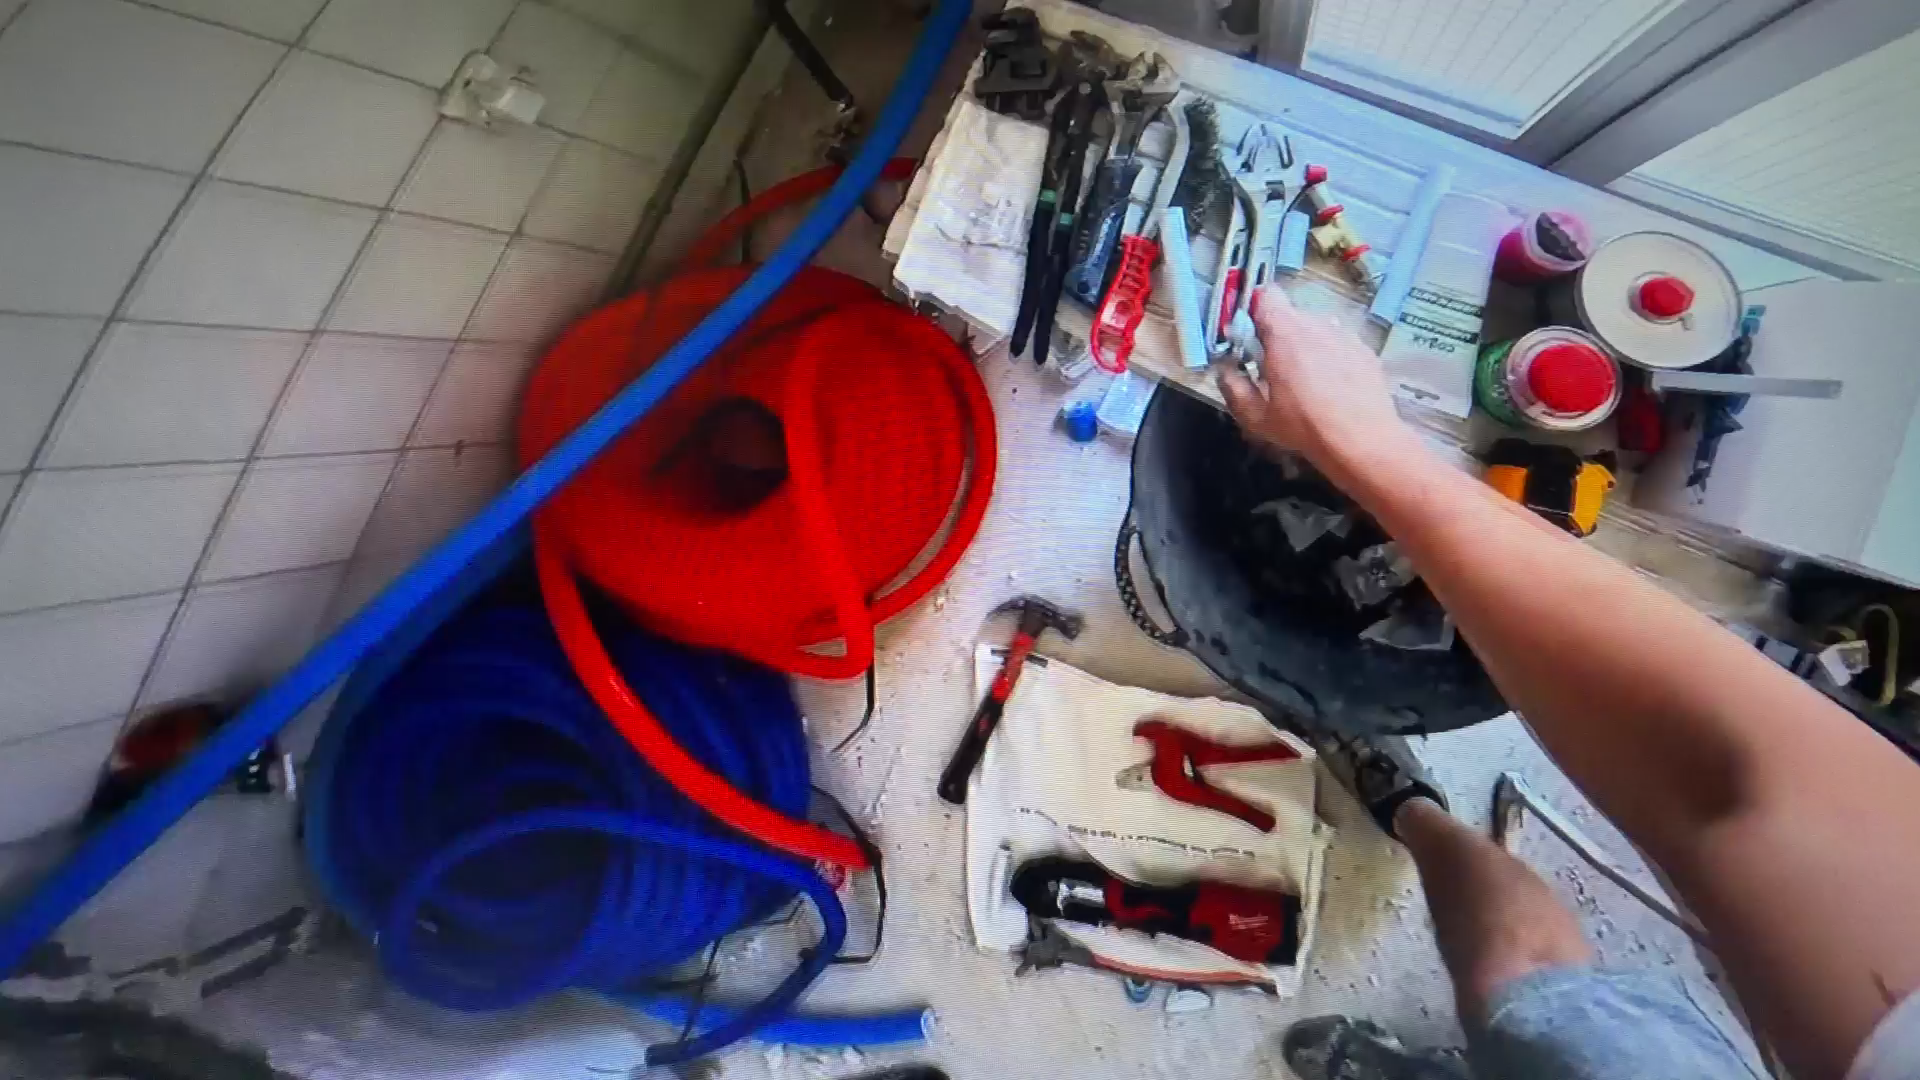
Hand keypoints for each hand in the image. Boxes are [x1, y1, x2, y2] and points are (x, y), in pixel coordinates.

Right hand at [1218, 286, 1421, 483]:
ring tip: (1302, 379)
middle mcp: (1316, 325)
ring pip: (1315, 328)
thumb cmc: (1302, 426)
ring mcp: (1344, 335)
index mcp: (1284, 334)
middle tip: (1270, 367)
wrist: (1361, 439)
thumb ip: (1233, 386)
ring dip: (1303, 345)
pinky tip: (1328, 385)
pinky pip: (1337, 343)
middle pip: (1290, 314)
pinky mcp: (1364, 349)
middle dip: (1276, 334)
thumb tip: (1225, 370)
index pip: (1267, 295)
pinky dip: (1328, 356)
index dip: (1254, 310)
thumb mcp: (1254, 415)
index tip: (1248, 334)